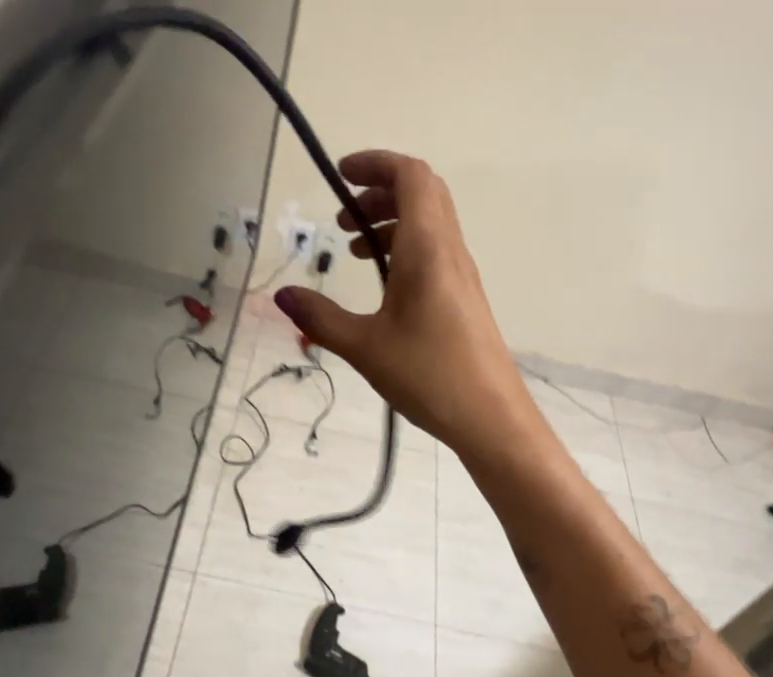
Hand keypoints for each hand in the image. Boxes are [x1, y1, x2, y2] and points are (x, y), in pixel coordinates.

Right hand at [273, 150, 537, 458]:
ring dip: (391, 222)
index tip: (340, 173)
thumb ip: (321, 318)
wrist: (490, 416)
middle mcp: (449, 250)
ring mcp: (461, 274)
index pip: (411, 177)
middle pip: (422, 192)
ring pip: (430, 223)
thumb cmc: (428, 376)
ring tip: (354, 250)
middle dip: (380, 190)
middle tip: (341, 212)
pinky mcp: (464, 297)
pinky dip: (405, 248)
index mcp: (427, 248)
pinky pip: (435, 251)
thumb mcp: (364, 347)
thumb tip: (282, 296)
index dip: (376, 164)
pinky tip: (382, 285)